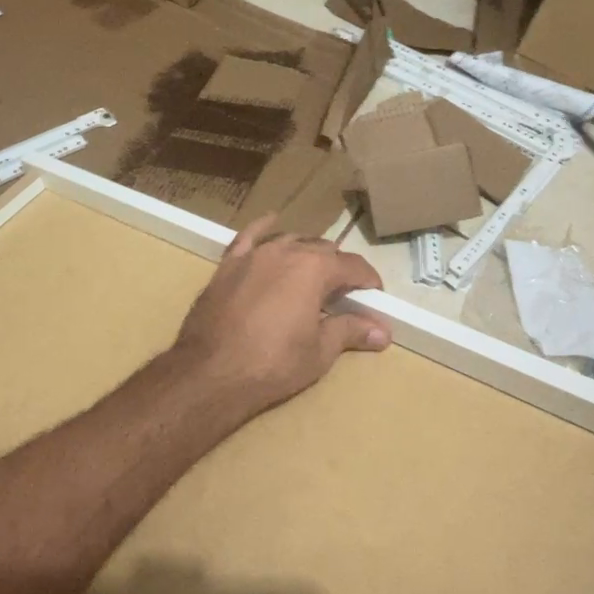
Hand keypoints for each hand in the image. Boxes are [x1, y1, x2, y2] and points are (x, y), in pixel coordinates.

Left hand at [171, 213, 388, 416]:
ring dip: (306, 253)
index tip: (375, 298)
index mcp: (313, 269)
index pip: (352, 266)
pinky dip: (263, 228)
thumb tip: (383, 331)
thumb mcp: (319, 352)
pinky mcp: (227, 265)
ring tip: (313, 273)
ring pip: (288, 241)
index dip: (368, 281)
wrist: (210, 372)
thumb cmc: (272, 364)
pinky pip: (248, 237)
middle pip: (321, 250)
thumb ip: (350, 331)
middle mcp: (284, 251)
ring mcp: (253, 255)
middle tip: (344, 295)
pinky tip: (271, 221)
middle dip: (338, 269)